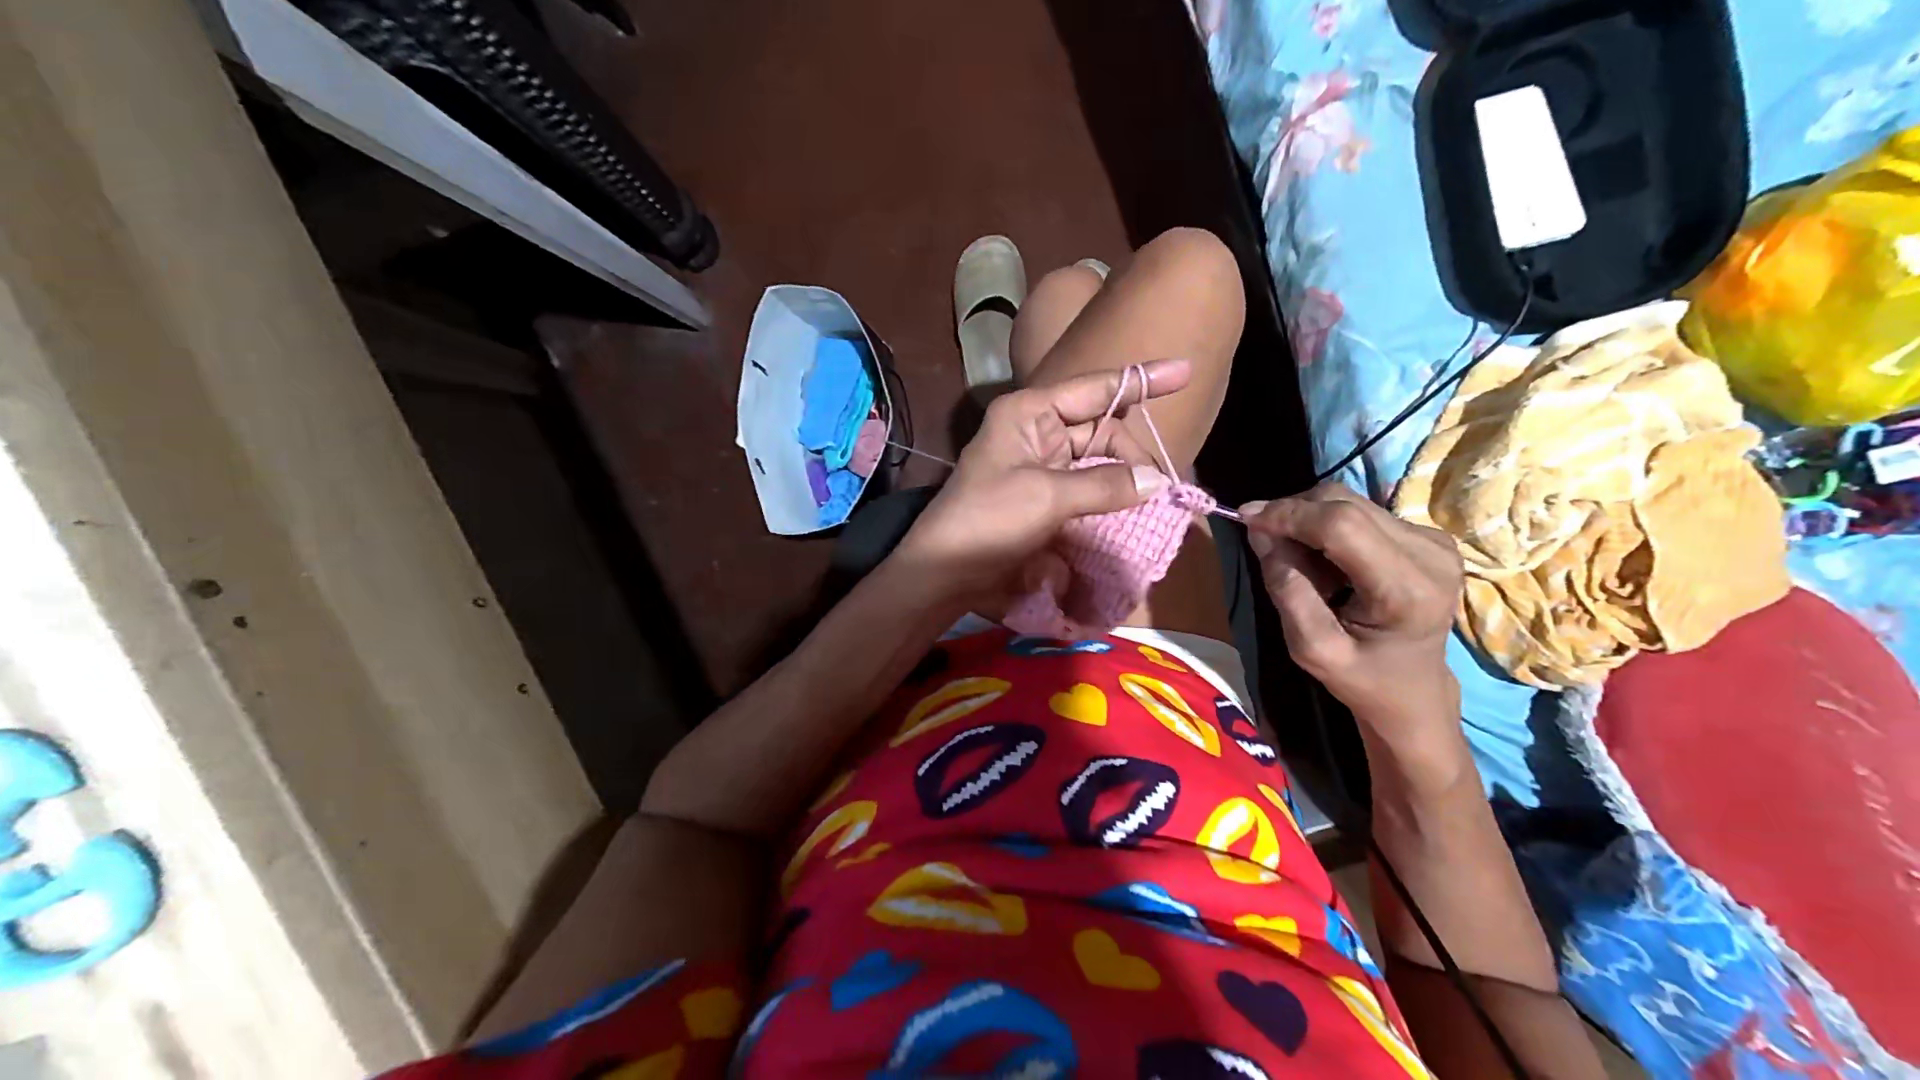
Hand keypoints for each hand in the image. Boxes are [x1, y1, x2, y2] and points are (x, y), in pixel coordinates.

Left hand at [895, 359, 1190, 601]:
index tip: (1187, 371)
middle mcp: (1036, 430)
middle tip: (1161, 486)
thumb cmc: (989, 520)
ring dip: (1124, 476)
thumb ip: (1106, 483)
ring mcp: (1038, 464)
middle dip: (1132, 450)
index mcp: (1030, 412)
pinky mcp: (1042, 496)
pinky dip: (1109, 495)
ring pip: (1097, 458)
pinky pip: (1086, 485)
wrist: (947, 571)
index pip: (1095, 388)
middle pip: (1100, 427)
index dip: (1141, 379)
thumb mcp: (1048, 496)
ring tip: (1153, 499)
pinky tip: (1132, 507)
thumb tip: (1156, 481)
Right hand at [1241, 483, 1465, 771]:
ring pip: (1350, 501)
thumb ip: (1286, 590)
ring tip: (1300, 560)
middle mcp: (1430, 554)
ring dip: (1309, 521)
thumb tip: (1261, 532)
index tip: (1246, 519)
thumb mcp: (1311, 648)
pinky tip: (1324, 560)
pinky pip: (1361, 510)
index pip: (1341, 525)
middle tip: (1266, 544)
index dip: (1289, 514)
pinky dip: (1327, 526)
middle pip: (1345, 504)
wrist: (1413, 689)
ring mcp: (1434, 540)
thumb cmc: (1362, 678)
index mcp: (1407, 589)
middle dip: (1294, 514)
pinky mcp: (1427, 534)